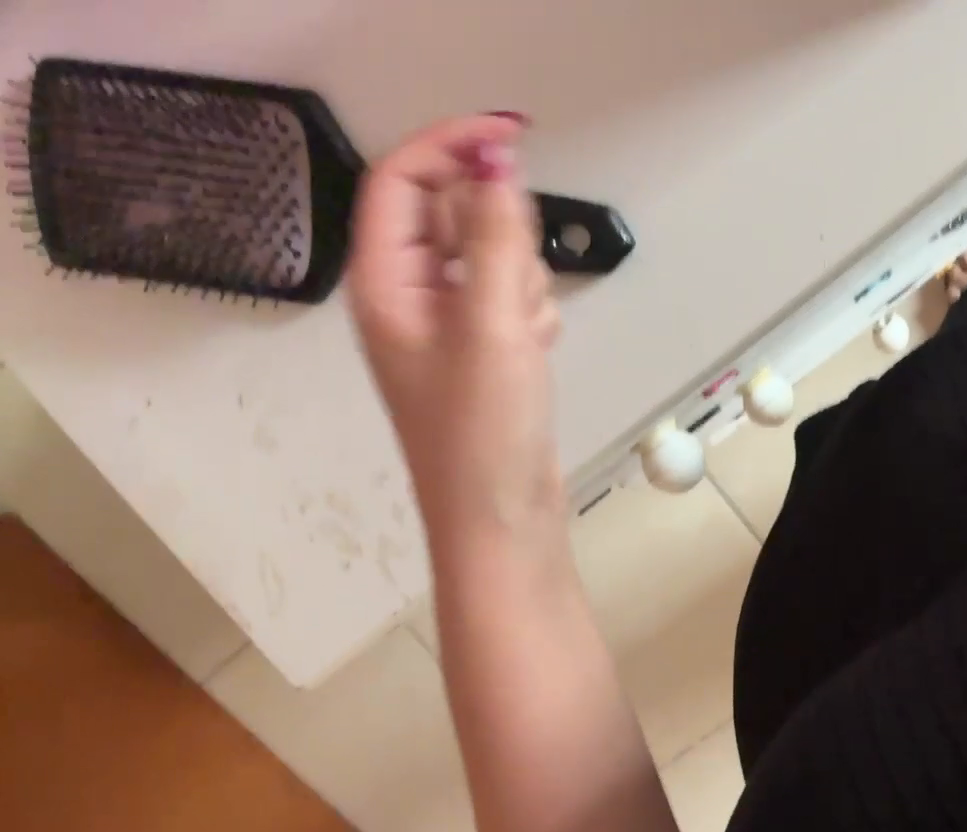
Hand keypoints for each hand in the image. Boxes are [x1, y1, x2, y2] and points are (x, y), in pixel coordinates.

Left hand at [347, 114, 565, 550]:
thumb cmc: (485, 431)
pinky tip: (539, 351)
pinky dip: (531, 315)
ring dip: (521, 284)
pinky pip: (511, 303)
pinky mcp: (486, 355)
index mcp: (385, 283)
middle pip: (453, 220)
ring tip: (529, 337)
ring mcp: (450, 330)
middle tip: (517, 291)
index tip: (513, 136)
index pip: (404, 182)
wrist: (502, 517)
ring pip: (491, 264)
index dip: (452, 146)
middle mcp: (409, 299)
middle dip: (499, 240)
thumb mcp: (491, 325)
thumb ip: (494, 237)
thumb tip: (496, 158)